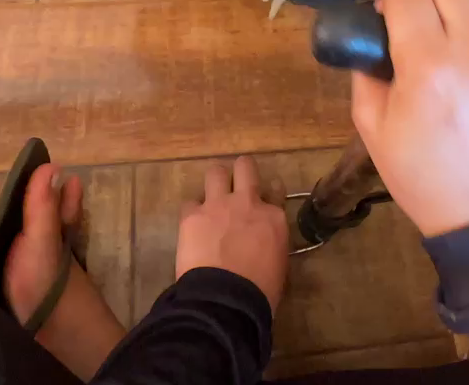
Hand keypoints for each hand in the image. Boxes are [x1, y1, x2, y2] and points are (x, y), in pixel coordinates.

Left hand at [176, 156, 289, 308]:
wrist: (225, 302)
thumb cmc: (259, 294)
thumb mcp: (279, 266)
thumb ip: (273, 243)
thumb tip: (265, 243)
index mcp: (273, 218)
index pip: (276, 190)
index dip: (269, 192)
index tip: (263, 199)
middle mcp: (247, 202)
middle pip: (245, 166)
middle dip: (241, 171)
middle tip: (236, 185)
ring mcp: (218, 205)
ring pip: (216, 172)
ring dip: (215, 182)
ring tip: (212, 197)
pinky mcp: (192, 215)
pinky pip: (190, 203)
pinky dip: (192, 212)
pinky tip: (192, 225)